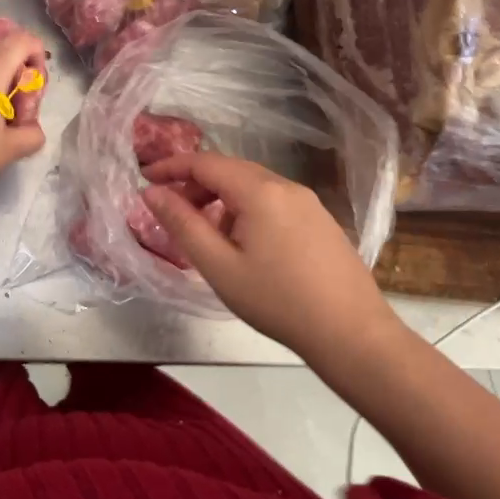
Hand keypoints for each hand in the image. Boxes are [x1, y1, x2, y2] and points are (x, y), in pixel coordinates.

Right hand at [141, 153, 405, 360]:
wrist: (355, 336)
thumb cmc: (278, 301)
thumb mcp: (218, 266)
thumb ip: (181, 223)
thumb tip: (152, 192)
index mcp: (260, 192)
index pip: (205, 162)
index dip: (170, 167)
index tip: (144, 179)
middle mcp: (286, 187)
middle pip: (229, 169)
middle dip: (194, 183)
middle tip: (169, 208)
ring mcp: (309, 204)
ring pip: (252, 185)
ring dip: (219, 197)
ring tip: (204, 232)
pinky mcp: (321, 222)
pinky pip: (272, 201)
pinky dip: (244, 208)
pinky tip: (242, 243)